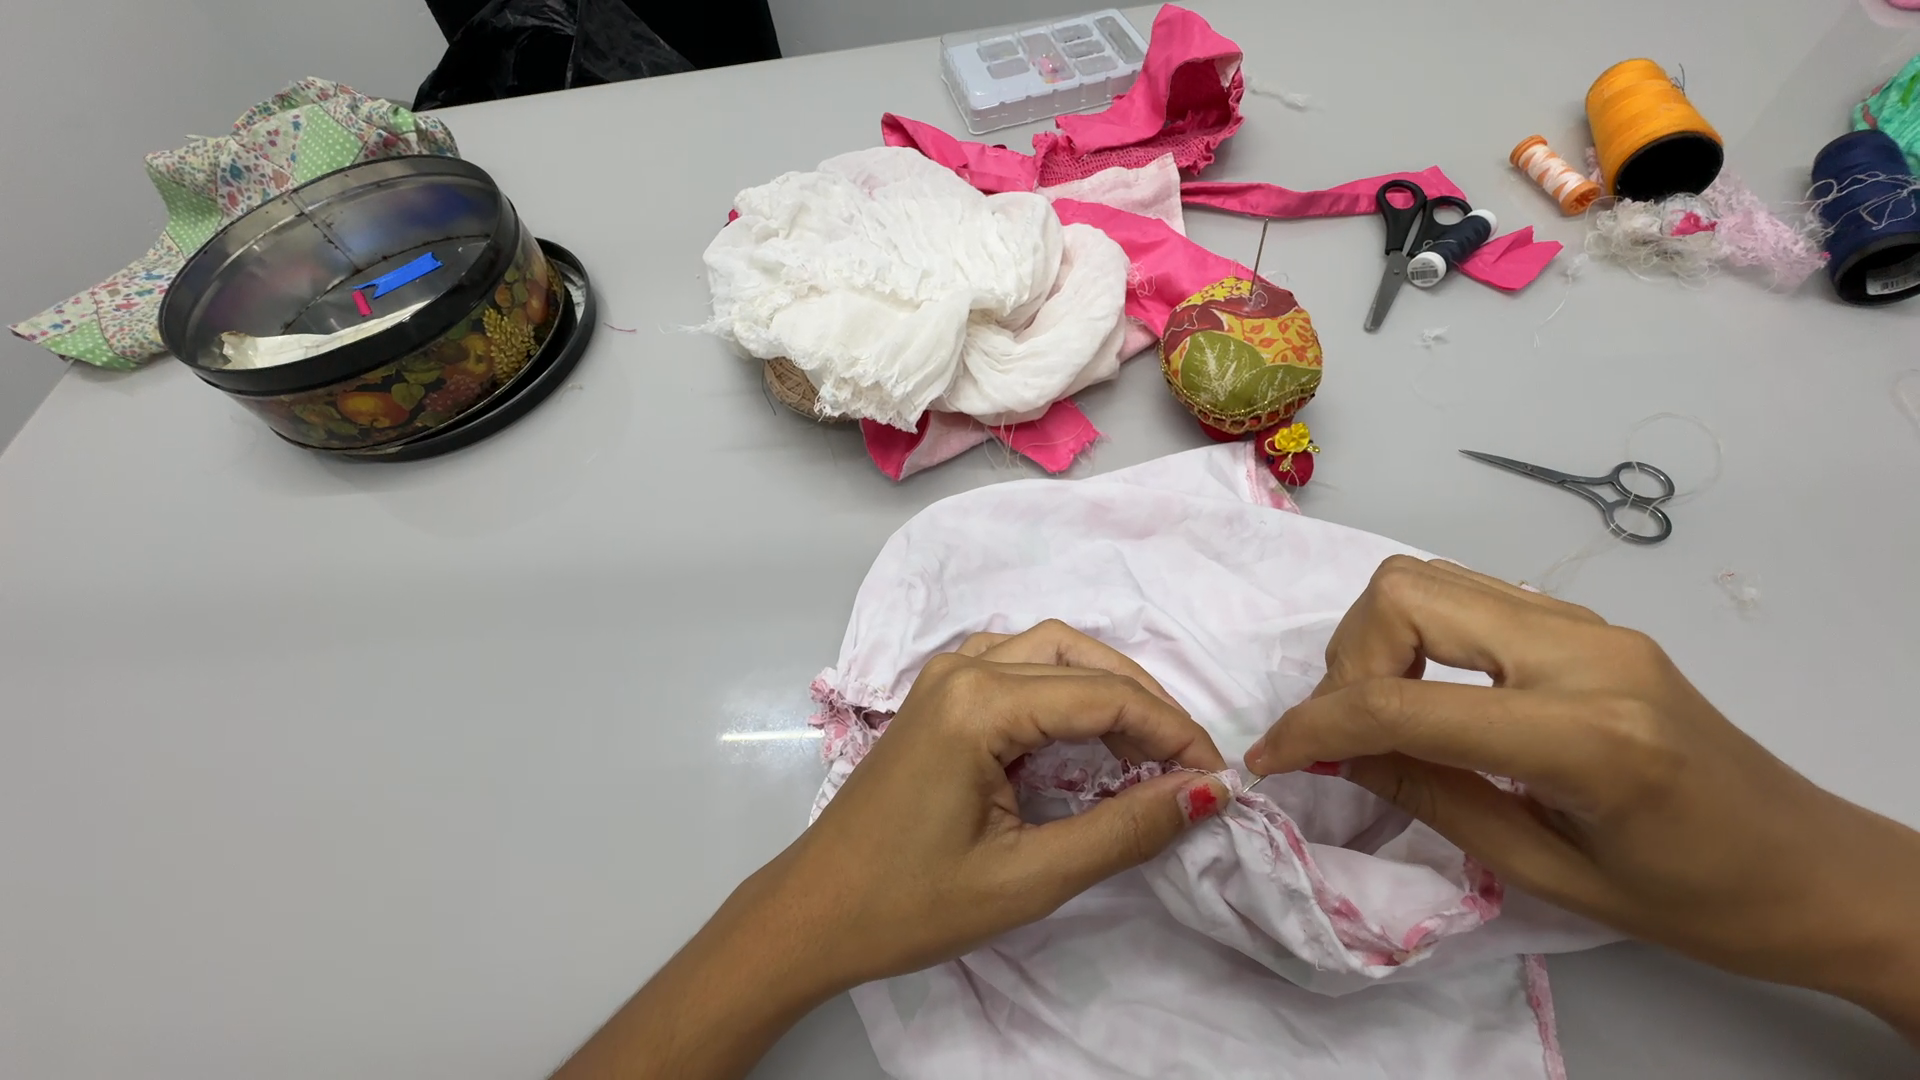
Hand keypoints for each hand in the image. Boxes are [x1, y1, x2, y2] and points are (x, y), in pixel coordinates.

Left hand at [557, 621, 1229, 1079]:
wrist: (816, 910)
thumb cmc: (912, 904)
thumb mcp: (1029, 877)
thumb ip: (1123, 829)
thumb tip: (1205, 792)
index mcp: (981, 704)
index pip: (1104, 697)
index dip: (1171, 732)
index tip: (1218, 778)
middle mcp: (963, 668)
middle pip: (1080, 658)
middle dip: (1144, 704)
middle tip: (1188, 762)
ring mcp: (944, 675)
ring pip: (1049, 650)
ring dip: (1105, 688)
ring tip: (1147, 747)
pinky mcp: (938, 693)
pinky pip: (1017, 665)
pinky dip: (1064, 687)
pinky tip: (1082, 730)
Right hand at [1244, 556, 1919, 1038]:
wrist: (1823, 871)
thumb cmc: (1696, 901)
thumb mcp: (1545, 875)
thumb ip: (1427, 795)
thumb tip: (1334, 753)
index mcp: (1586, 736)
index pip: (1403, 703)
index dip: (1316, 726)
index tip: (1271, 755)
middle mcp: (1584, 651)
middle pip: (1402, 594)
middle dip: (1346, 661)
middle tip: (1348, 728)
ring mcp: (1586, 623)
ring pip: (1422, 577)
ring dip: (1373, 639)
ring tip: (1380, 705)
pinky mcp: (1581, 619)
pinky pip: (1459, 590)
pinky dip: (1410, 629)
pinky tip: (1423, 683)